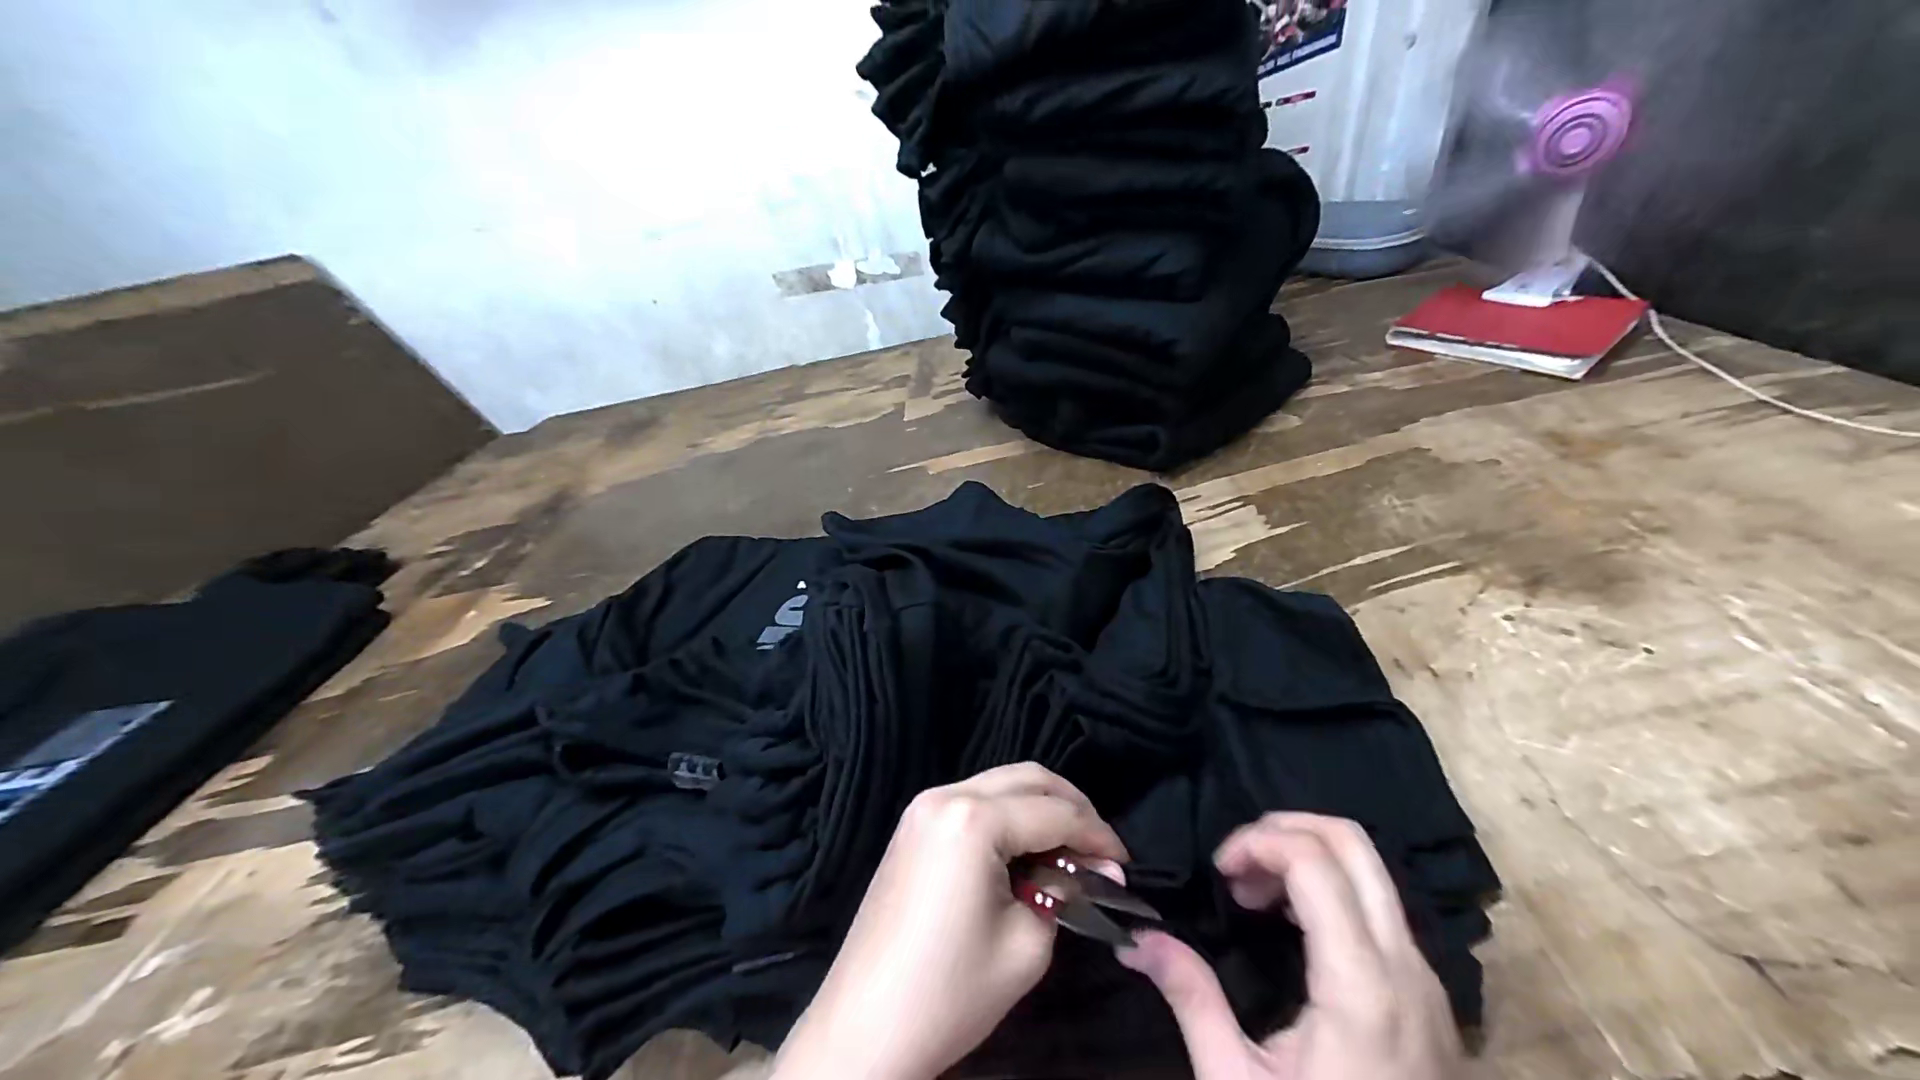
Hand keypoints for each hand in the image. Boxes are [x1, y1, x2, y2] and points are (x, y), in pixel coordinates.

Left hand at [771, 763, 1128, 1079]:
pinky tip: (1027, 851)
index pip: (1054, 812)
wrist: (864, 1025)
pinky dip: (1008, 816)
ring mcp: (922, 807)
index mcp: (973, 819)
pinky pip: (974, 801)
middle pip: (1027, 778)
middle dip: (1071, 807)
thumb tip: (1096, 866)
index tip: (1125, 864)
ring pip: (1000, 784)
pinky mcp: (912, 826)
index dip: (1097, 835)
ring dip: (1040, 808)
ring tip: (1069, 852)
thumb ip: (1066, 890)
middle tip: (1100, 850)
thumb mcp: (1027, 942)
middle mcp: (945, 795)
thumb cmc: (950, 991)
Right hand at [1120, 813, 1464, 1079]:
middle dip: (1283, 829)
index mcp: (1361, 988)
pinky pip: (1378, 903)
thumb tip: (1136, 939)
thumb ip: (1190, 997)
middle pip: (1353, 843)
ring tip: (1255, 892)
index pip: (1316, 860)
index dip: (1257, 842)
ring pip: (1369, 868)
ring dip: (1305, 854)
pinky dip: (1328, 885)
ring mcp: (1426, 980)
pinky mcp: (1427, 995)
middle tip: (1235, 863)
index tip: (1220, 871)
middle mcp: (1406, 967)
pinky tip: (1290, 922)